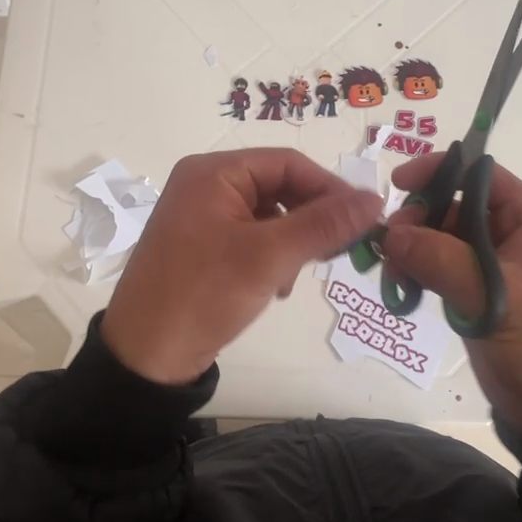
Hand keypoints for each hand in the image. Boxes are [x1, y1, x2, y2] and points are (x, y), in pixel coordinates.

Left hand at [104, 149, 383, 384]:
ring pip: (269, 215)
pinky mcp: (203, 248)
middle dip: (310, 219)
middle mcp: (205, 186)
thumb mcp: (269, 256)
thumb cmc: (204, 294)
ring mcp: (202, 218)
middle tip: (339, 250)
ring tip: (299, 274)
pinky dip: (273, 257)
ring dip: (293, 242)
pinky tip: (278, 286)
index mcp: (213, 173)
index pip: (287, 163)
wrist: (145, 358)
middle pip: (279, 187)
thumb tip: (376, 199)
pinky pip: (252, 238)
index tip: (364, 219)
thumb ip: (324, 224)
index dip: (329, 188)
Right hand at [379, 154, 521, 434]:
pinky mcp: (470, 292)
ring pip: (437, 236)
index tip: (399, 184)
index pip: (479, 175)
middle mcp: (506, 234)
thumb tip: (390, 234)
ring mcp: (486, 264)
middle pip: (450, 205)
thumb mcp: (496, 296)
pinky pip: (434, 266)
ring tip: (393, 270)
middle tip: (390, 244)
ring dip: (411, 247)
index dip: (440, 171)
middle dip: (418, 218)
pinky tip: (401, 285)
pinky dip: (414, 270)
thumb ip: (442, 260)